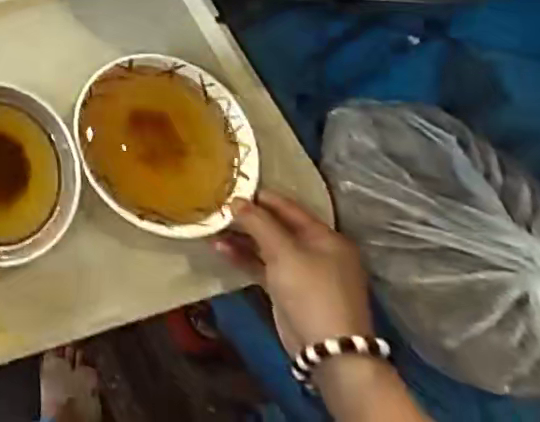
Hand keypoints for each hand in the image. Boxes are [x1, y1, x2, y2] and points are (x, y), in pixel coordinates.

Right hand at [213, 190, 373, 355]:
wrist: (328, 352)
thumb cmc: (311, 291)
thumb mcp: (284, 252)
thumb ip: (258, 223)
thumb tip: (236, 201)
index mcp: (325, 237)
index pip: (288, 207)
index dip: (259, 197)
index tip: (230, 188)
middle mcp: (316, 251)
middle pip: (276, 226)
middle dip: (247, 219)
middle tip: (217, 208)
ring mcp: (303, 272)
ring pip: (267, 246)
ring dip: (241, 238)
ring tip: (212, 228)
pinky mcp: (289, 290)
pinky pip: (264, 265)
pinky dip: (244, 257)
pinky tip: (220, 249)